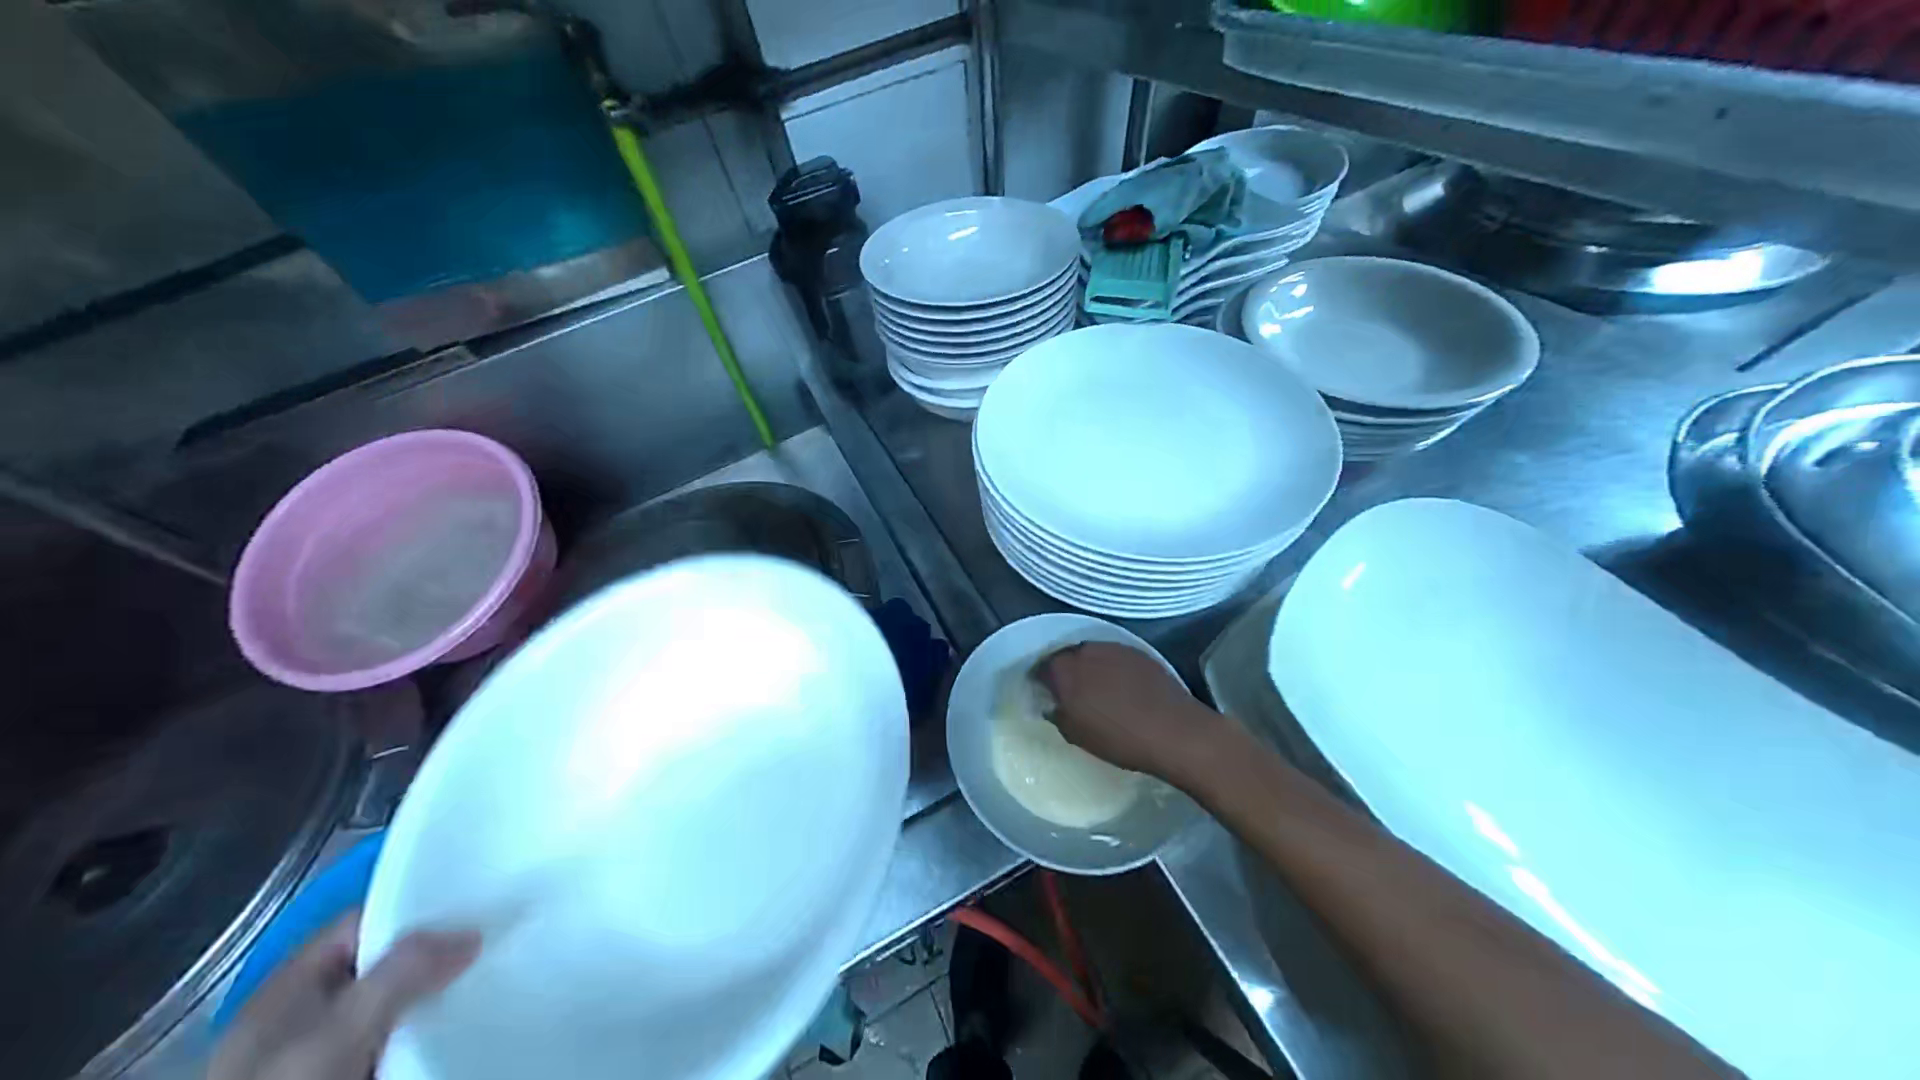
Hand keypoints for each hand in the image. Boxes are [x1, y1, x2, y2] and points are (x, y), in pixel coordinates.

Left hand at [210, 912, 480, 1079]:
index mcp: (287, 988)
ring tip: (487, 984)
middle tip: (490, 945)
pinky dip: (428, 1036)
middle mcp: (304, 1016)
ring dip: (436, 998)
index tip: (473, 906)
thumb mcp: (341, 1029)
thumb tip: (470, 934)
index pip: (363, 923)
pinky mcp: (348, 1077)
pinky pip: (398, 1043)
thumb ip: (402, 971)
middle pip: (383, 965)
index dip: (416, 909)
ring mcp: (322, 1056)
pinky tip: (461, 1033)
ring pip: (394, 1007)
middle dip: (434, 956)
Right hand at [1034, 642, 1228, 785]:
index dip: (1040, 679)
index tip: (1042, 692)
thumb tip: (1051, 704)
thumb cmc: (1119, 738)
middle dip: (1063, 669)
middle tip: (1067, 690)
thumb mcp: (1077, 735)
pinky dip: (1110, 667)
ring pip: (1091, 653)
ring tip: (1094, 687)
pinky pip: (1114, 656)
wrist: (1174, 731)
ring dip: (1088, 666)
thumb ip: (1057, 714)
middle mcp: (1086, 651)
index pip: (1041, 666)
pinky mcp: (1138, 652)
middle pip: (1066, 655)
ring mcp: (1114, 648)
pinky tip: (1119, 685)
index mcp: (1065, 671)